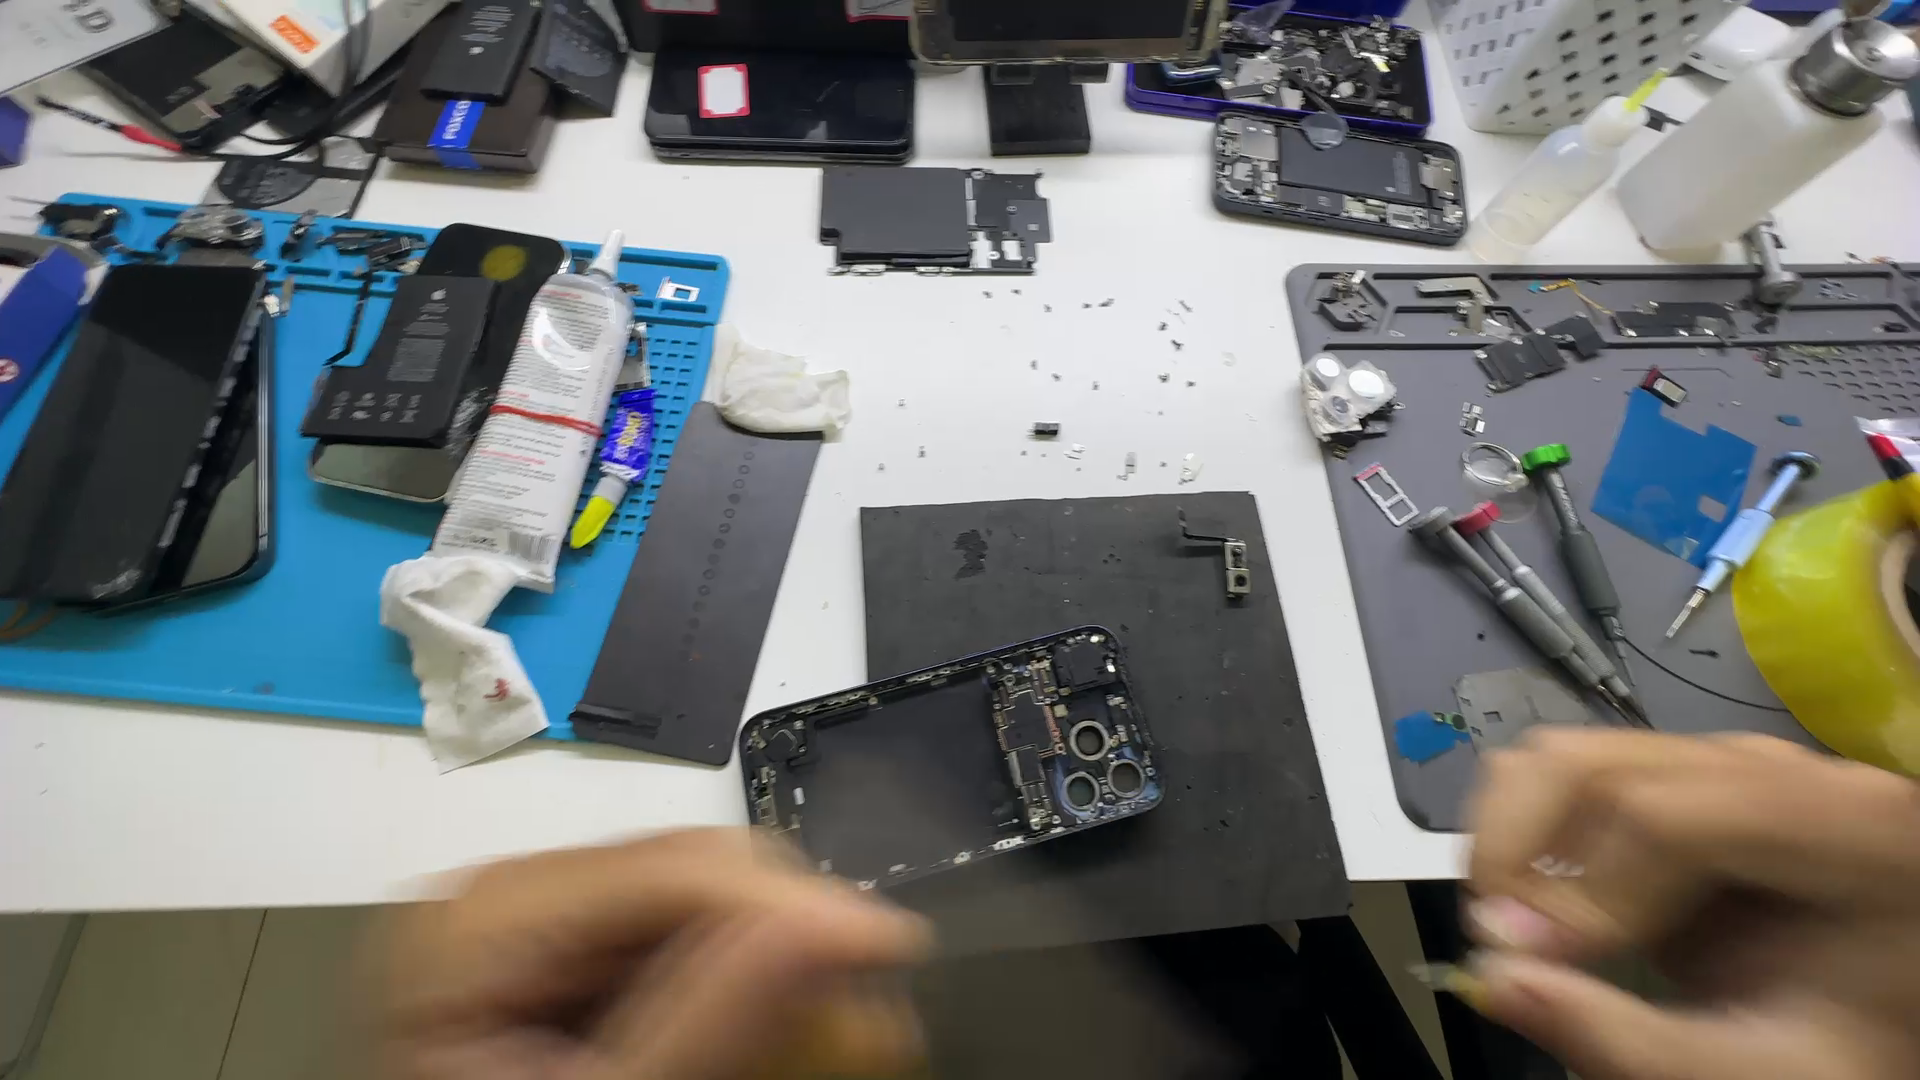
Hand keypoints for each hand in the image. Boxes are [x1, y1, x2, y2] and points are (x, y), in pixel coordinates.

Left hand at [371, 827, 930, 1079]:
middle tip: (868, 1016)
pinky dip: (744, 980)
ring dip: (779, 960)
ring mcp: (556, 910)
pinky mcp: (582, 941)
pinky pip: (690, 931)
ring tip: (826, 1033)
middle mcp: (529, 887)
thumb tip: (841, 924)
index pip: (684, 866)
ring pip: (712, 897)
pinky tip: (770, 1023)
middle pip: (705, 872)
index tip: (891, 946)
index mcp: (497, 914)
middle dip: (793, 938)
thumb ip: (718, 1019)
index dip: (799, 904)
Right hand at [1463, 730, 1919, 1079]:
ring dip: (1507, 833)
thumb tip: (1496, 981)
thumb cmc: (1864, 1037)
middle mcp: (1764, 767)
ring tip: (1517, 912)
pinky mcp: (1659, 764)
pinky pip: (1554, 767)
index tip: (1535, 956)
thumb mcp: (1776, 1069)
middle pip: (1586, 766)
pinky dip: (1521, 824)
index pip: (1665, 820)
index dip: (1584, 886)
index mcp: (1840, 828)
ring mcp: (1705, 757)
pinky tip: (1543, 888)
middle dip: (1514, 846)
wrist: (1885, 996)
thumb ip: (1639, 1041)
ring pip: (1553, 756)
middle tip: (1498, 929)